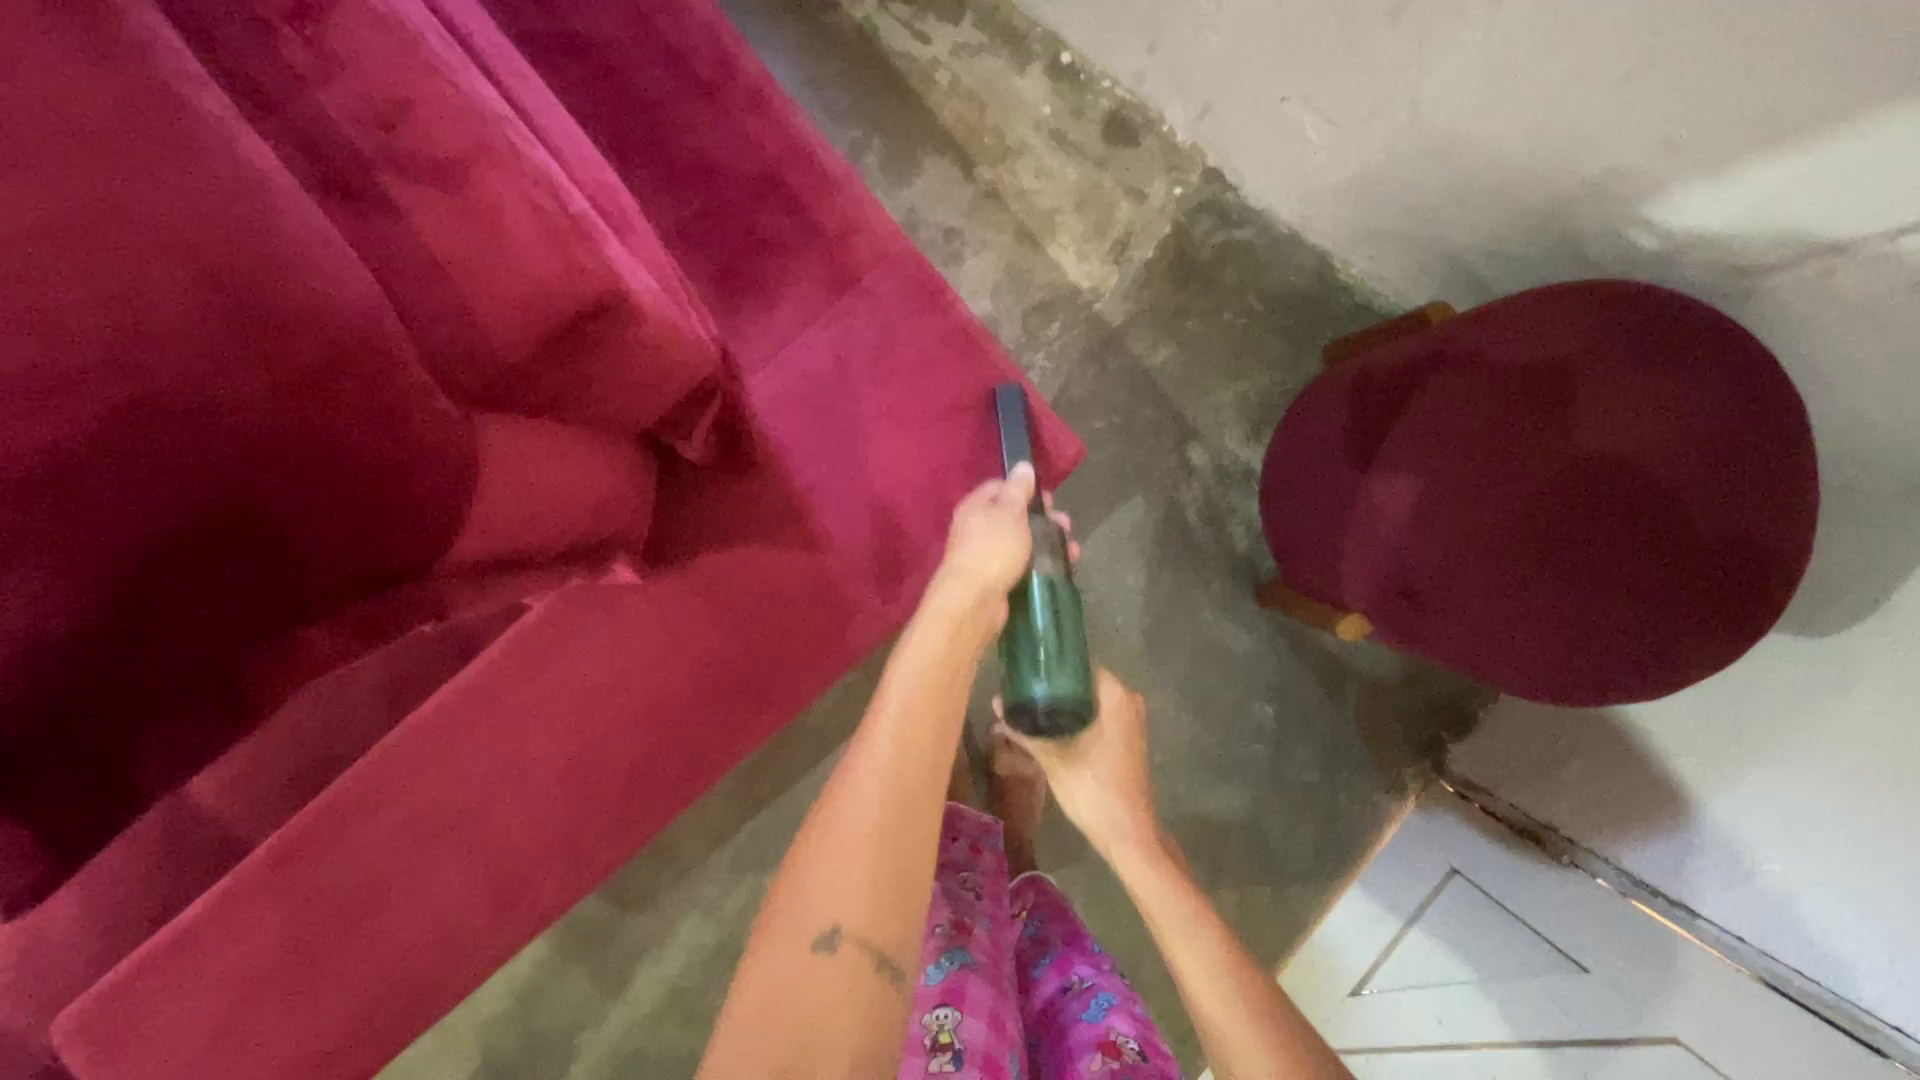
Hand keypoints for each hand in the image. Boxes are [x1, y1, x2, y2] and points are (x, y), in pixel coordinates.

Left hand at [935, 464, 1077, 602]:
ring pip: (1023, 544)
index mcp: (976, 507)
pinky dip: (1043, 566)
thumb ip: (1018, 489)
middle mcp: (978, 530)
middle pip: (1015, 517)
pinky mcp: (998, 581)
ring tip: (1071, 551)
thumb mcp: (1009, 511)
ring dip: (1048, 544)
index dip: (1025, 489)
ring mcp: (987, 557)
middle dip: (1044, 520)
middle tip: (1065, 524)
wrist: (974, 602)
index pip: (1000, 487)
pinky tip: (1062, 568)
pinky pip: (1024, 567)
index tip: (1048, 498)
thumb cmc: (992, 549)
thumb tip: (1022, 465)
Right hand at [997, 669, 1158, 859]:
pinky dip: (1075, 720)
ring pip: (1089, 702)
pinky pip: (1097, 717)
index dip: (1051, 667)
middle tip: (1019, 690)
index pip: (1079, 664)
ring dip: (1062, 706)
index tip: (1024, 671)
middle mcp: (1128, 700)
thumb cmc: (1092, 789)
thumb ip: (1024, 729)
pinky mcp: (1127, 739)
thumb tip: (995, 704)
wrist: (1126, 833)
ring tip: (1028, 707)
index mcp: (1116, 695)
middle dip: (1052, 688)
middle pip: (1083, 683)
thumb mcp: (1052, 758)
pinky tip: (1048, 727)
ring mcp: (1130, 721)